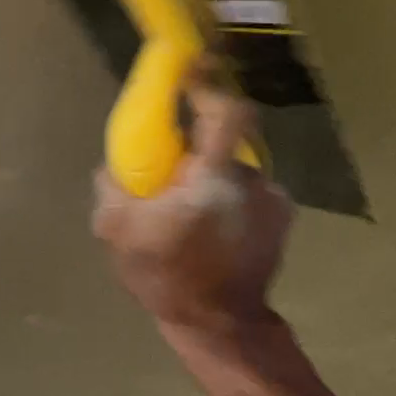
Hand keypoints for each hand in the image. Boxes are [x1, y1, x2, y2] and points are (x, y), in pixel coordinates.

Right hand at [92, 64, 292, 333]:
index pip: (225, 113)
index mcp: (211, 179)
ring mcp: (275, 201)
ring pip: (236, 170)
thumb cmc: (166, 275)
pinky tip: (209, 230)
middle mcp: (252, 181)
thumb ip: (111, 188)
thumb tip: (113, 167)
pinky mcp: (284, 220)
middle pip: (225, 141)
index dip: (208, 87)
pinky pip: (248, 192)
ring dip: (211, 179)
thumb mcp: (117, 231)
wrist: (220, 325)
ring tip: (186, 214)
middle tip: (169, 172)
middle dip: (196, 149)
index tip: (188, 71)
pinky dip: (227, 200)